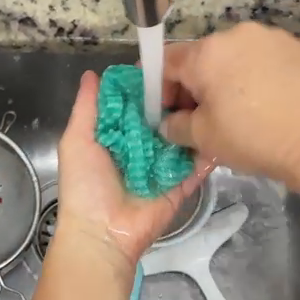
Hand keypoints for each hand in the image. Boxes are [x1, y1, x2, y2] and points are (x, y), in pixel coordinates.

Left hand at [51, 71, 201, 276]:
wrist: (102, 234)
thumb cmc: (84, 186)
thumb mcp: (77, 141)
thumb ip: (87, 108)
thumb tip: (93, 74)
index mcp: (116, 139)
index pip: (135, 106)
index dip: (147, 87)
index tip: (164, 66)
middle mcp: (141, 151)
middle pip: (162, 120)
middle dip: (176, 101)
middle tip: (195, 78)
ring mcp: (162, 169)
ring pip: (183, 140)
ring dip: (195, 121)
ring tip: (214, 96)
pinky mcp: (180, 187)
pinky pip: (197, 167)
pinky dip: (208, 152)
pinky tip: (222, 129)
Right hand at [160, 23, 299, 184]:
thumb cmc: (250, 138)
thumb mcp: (202, 139)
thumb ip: (175, 126)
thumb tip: (169, 122)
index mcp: (206, 53)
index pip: (167, 60)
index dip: (158, 85)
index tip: (162, 108)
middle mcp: (236, 35)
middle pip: (201, 58)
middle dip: (193, 85)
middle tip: (197, 117)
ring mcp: (268, 37)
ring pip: (232, 57)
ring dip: (224, 80)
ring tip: (232, 112)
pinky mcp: (294, 47)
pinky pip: (260, 59)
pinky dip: (252, 77)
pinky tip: (260, 103)